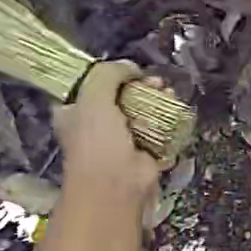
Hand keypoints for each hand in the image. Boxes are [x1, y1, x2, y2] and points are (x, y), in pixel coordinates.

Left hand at [54, 62, 161, 198]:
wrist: (117, 183)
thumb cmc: (98, 141)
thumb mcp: (93, 97)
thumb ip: (108, 74)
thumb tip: (131, 66)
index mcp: (75, 113)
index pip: (94, 86)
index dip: (113, 75)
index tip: (132, 71)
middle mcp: (97, 125)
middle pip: (124, 96)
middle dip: (142, 86)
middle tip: (157, 82)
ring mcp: (122, 138)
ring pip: (144, 110)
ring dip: (158, 100)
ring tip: (169, 95)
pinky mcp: (146, 149)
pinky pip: (160, 128)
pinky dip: (169, 119)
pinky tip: (175, 110)